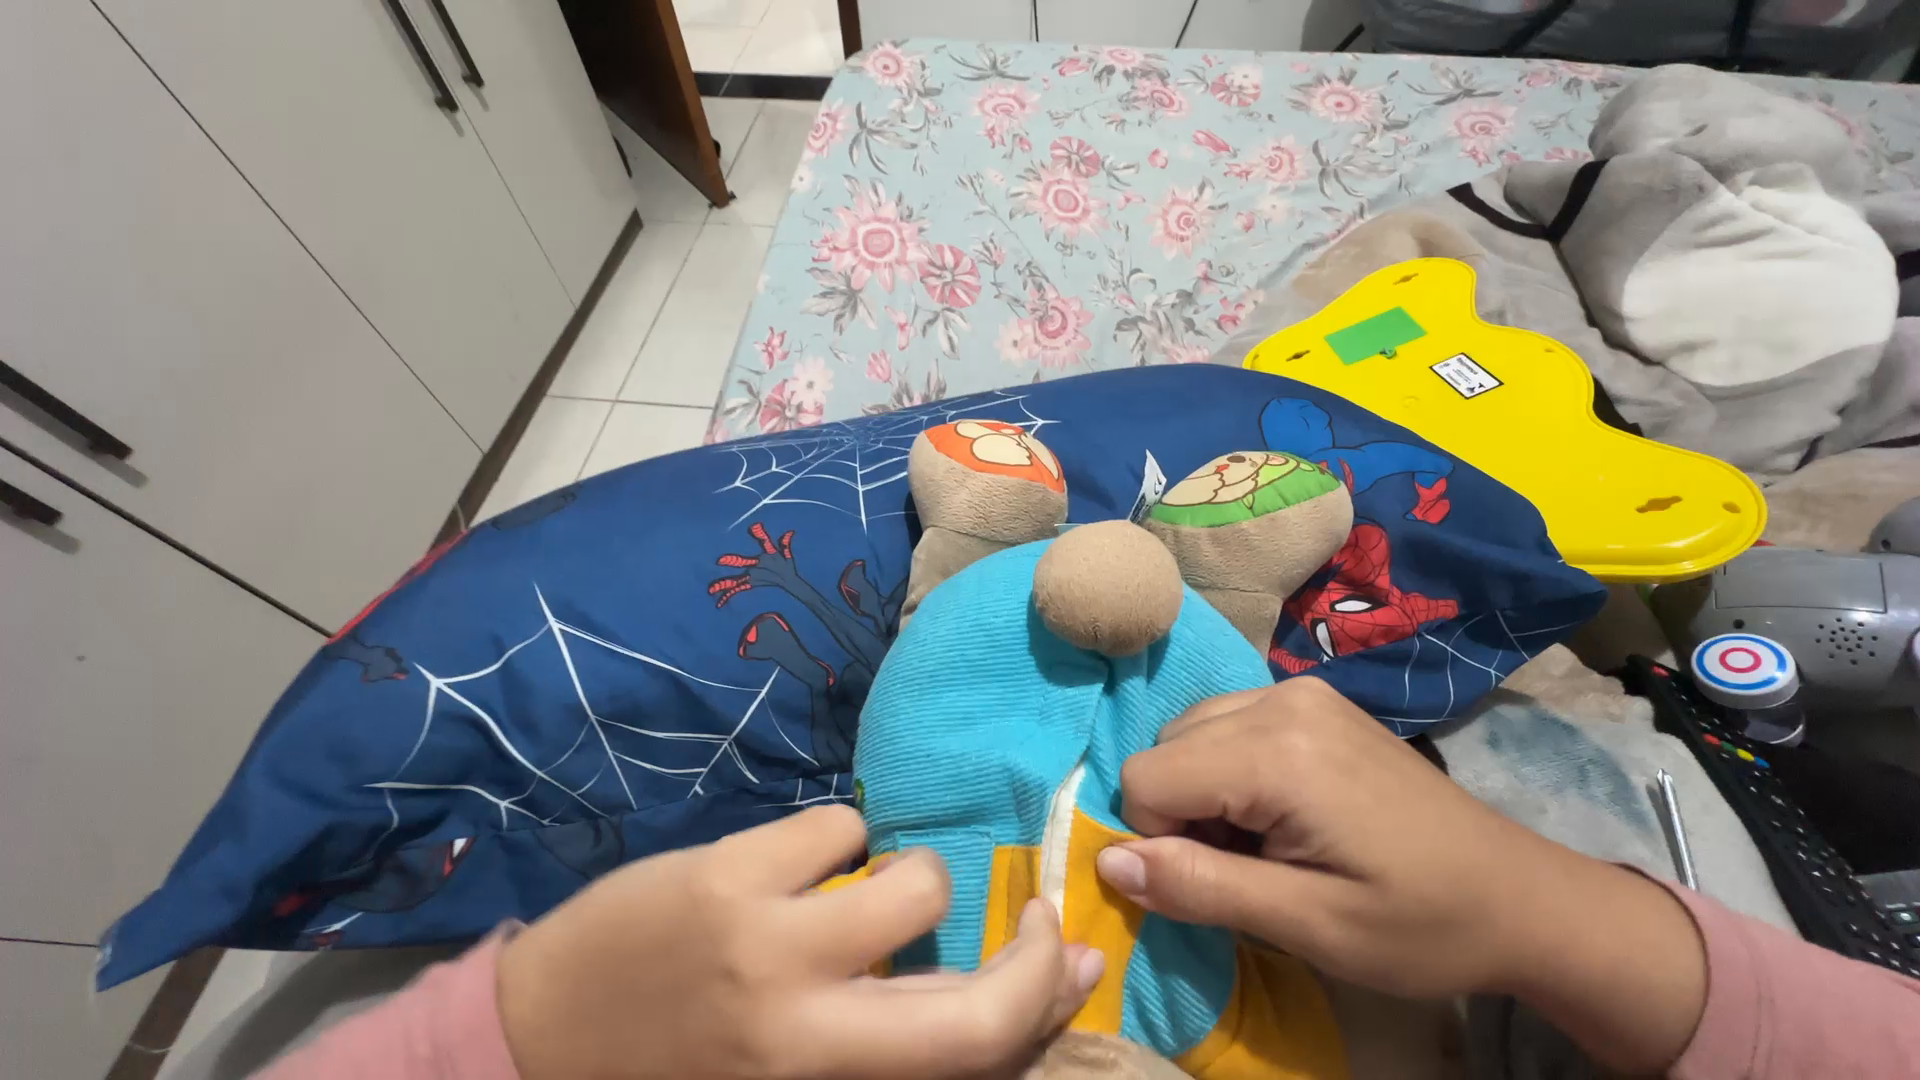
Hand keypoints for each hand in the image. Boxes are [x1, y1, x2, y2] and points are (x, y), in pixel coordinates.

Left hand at [498, 805, 1103, 1079]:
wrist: (530, 1048)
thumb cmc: (678, 1068)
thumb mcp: (792, 1071)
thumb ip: (882, 1035)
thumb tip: (974, 975)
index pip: (974, 1058)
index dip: (1048, 1003)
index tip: (1075, 957)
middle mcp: (810, 1035)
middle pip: (972, 1002)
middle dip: (1032, 951)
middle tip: (1035, 914)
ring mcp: (769, 948)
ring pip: (913, 880)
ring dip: (910, 878)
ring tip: (863, 891)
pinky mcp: (728, 877)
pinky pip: (835, 828)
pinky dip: (834, 841)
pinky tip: (794, 863)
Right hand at [1094, 677, 1706, 1072]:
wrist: (1519, 893)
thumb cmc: (1419, 924)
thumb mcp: (1309, 926)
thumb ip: (1200, 887)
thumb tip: (1106, 862)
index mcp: (1278, 751)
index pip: (1147, 777)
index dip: (1162, 837)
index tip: (1221, 878)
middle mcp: (1279, 699)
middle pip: (1164, 748)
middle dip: (1183, 811)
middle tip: (1251, 862)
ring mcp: (1297, 689)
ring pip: (1187, 731)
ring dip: (1202, 787)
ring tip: (1267, 836)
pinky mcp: (1309, 695)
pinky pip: (1223, 721)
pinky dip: (1226, 766)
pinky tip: (1279, 804)